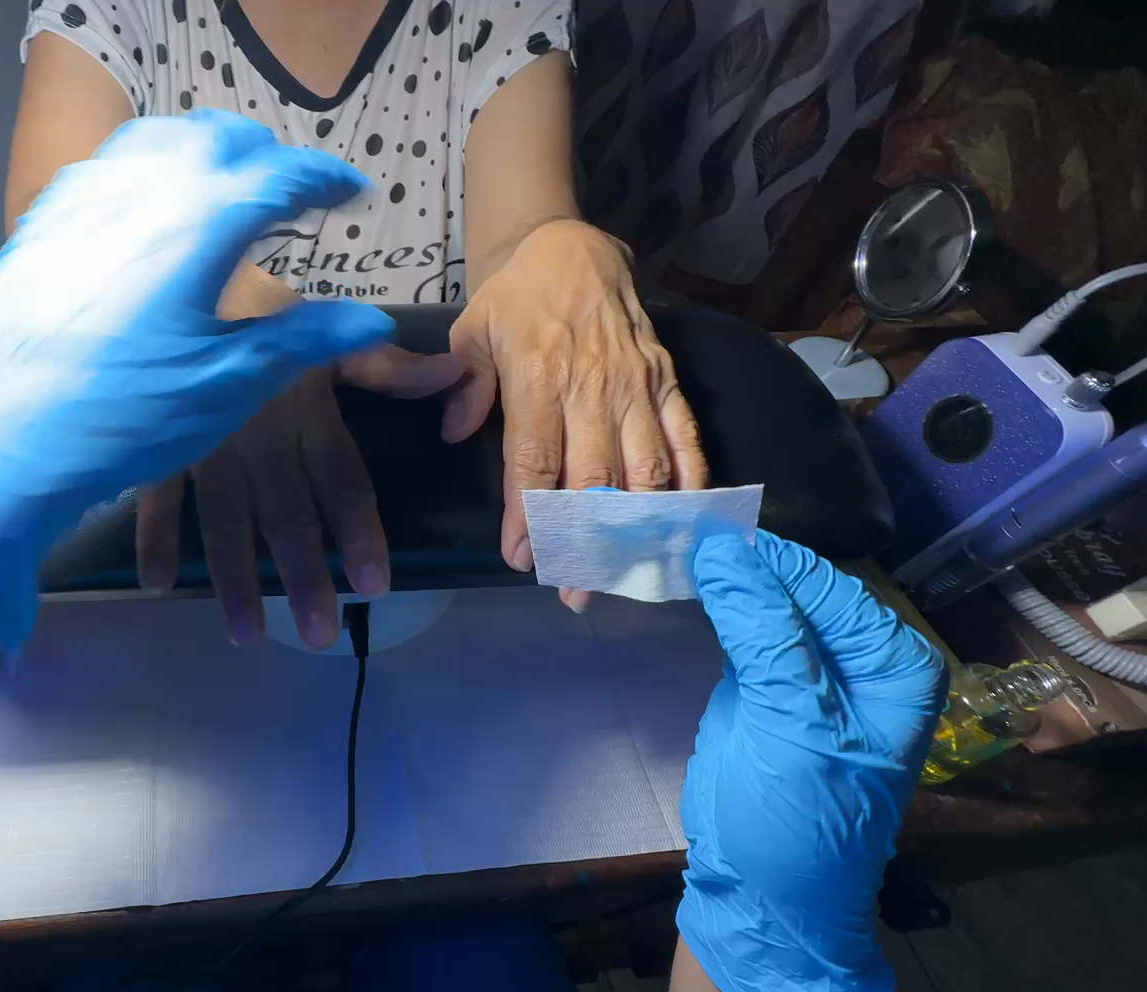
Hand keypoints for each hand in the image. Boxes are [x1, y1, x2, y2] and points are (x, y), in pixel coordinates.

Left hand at [0, 112, 392, 671]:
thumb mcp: (229, 387)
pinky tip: (152, 213)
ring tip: (227, 192)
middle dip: (267, 158)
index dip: (326, 181)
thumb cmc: (128, 419)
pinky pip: (109, 167)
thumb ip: (304, 341)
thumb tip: (373, 322)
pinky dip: (150, 170)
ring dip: (207, 154)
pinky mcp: (43, 223)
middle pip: (220, 139)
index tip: (353, 194)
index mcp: (196, 226)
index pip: (279, 177)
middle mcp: (139, 190)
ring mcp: (83, 200)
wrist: (6, 441)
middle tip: (292, 194)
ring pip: (159, 140)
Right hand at [137, 344, 463, 646]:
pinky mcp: (159, 442)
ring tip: (248, 633)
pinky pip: (156, 494)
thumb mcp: (327, 334)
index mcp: (306, 414)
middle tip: (319, 634)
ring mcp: (205, 444)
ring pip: (224, 520)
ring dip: (235, 578)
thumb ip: (387, 368)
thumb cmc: (263, 313)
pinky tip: (159, 584)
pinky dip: (154, 536)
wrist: (184, 282)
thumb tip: (452, 376)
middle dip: (302, 576)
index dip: (358, 533)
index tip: (374, 585)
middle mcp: (260, 439)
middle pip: (285, 517)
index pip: (340, 482)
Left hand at [446, 219, 707, 612]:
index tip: (522, 558)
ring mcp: (637, 386)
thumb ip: (464, 385)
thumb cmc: (512, 297)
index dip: (529, 514)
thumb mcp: (471, 332)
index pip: (533, 461)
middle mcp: (593, 389)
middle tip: (574, 589)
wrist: (570, 247)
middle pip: (592, 478)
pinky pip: (685, 436)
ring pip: (644, 468)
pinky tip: (688, 523)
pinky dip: (691, 481)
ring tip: (627, 574)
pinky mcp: (667, 380)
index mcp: (539, 379)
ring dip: (637, 527)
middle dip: (583, 539)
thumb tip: (455, 434)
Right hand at [680, 531, 946, 991]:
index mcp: (890, 660)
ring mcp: (805, 667)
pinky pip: (737, 626)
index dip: (756, 554)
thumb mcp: (791, 723)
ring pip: (760, 601)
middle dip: (732, 561)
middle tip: (662, 533)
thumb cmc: (796, 815)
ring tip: (659, 550)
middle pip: (790, 585)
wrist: (762, 888)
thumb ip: (763, 632)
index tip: (686, 527)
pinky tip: (675, 584)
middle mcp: (856, 654)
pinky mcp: (761, 680)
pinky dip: (707, 604)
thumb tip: (723, 549)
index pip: (818, 581)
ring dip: (714, 578)